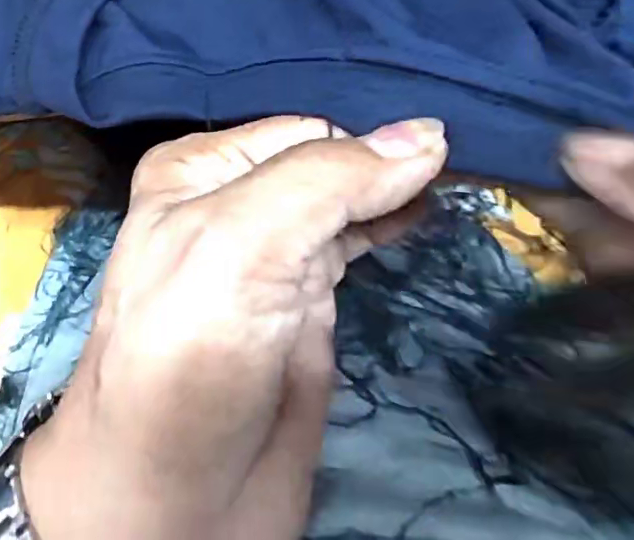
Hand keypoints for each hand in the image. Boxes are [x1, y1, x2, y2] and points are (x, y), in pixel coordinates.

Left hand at [20, 115, 445, 538]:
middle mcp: (232, 197)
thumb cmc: (188, 354)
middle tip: (463, 168)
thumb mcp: (241, 243)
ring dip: (397, 186)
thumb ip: (326, 182)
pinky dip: (392, 220)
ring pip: (347, 196)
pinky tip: (422, 213)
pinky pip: (355, 239)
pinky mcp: (303, 296)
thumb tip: (427, 134)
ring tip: (457, 184)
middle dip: (388, 160)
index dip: (369, 143)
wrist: (169, 501)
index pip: (306, 132)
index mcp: (200, 167)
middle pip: (329, 159)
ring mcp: (271, 247)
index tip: (442, 155)